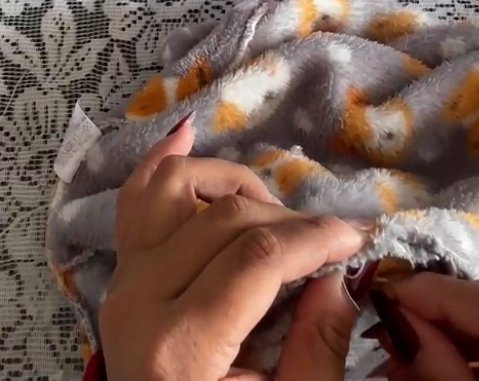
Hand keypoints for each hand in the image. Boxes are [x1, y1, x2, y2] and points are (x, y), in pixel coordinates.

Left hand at [100, 114, 367, 380]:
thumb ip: (317, 345)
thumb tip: (341, 272)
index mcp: (180, 345)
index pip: (255, 256)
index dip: (313, 237)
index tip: (357, 237)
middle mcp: (138, 298)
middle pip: (223, 217)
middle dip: (287, 218)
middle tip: (330, 240)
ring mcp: (121, 280)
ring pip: (174, 188)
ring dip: (230, 184)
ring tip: (273, 214)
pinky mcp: (120, 273)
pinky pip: (135, 200)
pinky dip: (163, 163)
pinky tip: (188, 134)